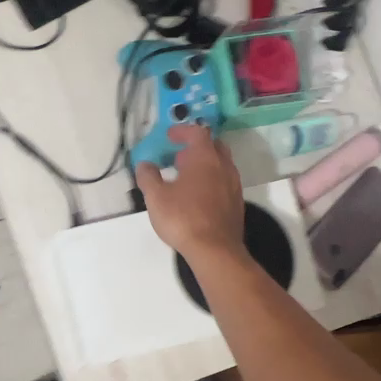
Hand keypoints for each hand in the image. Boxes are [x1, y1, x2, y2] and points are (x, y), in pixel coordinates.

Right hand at [136, 124, 245, 266]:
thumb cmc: (183, 218)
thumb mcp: (156, 197)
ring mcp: (233, 184)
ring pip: (221, 165)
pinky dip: (212, 181)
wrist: (214, 249)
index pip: (197, 132)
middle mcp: (223, 166)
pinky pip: (224, 182)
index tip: (170, 135)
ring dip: (205, 165)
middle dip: (196, 147)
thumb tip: (144, 165)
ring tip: (187, 177)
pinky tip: (199, 197)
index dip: (182, 131)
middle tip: (180, 156)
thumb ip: (148, 177)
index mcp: (204, 158)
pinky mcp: (237, 203)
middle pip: (214, 145)